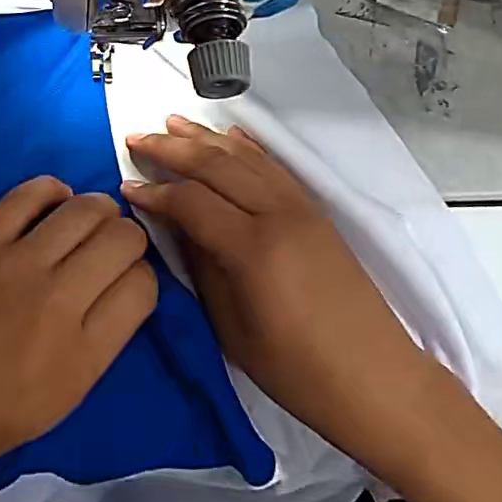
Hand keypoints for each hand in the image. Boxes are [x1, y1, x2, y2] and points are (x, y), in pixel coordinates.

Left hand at [0, 177, 156, 501]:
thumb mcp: (58, 403)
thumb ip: (98, 345)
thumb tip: (118, 293)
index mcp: (83, 354)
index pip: (143, 285)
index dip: (141, 276)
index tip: (126, 280)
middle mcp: (60, 301)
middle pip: (124, 239)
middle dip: (129, 239)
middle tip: (111, 248)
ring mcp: (18, 265)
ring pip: (87, 210)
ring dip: (99, 210)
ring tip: (87, 222)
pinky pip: (31, 194)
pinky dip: (52, 190)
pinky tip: (54, 203)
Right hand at [121, 116, 433, 467]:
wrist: (375, 379)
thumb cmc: (296, 370)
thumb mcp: (231, 328)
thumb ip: (201, 266)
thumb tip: (174, 225)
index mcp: (253, 248)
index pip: (191, 201)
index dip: (154, 191)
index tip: (126, 186)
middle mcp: (278, 215)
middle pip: (216, 165)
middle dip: (172, 147)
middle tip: (137, 137)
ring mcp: (302, 208)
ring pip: (246, 157)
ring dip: (206, 138)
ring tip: (172, 123)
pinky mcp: (316, 212)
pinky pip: (275, 166)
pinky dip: (248, 147)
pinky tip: (229, 136)